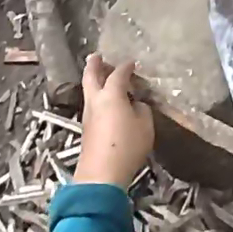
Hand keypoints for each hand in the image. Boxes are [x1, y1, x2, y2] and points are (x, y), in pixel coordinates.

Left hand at [73, 55, 153, 186]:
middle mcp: (96, 100)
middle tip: (97, 56)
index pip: (119, 74)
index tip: (132, 63)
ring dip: (94, 81)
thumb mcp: (145, 125)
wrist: (101, 175)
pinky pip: (92, 105)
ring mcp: (88, 115)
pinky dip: (97, 96)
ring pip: (89, 91)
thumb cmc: (127, 146)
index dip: (126, 67)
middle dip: (94, 65)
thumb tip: (136, 105)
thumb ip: (142, 110)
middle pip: (91, 77)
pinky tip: (106, 101)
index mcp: (111, 94)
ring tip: (101, 76)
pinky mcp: (86, 129)